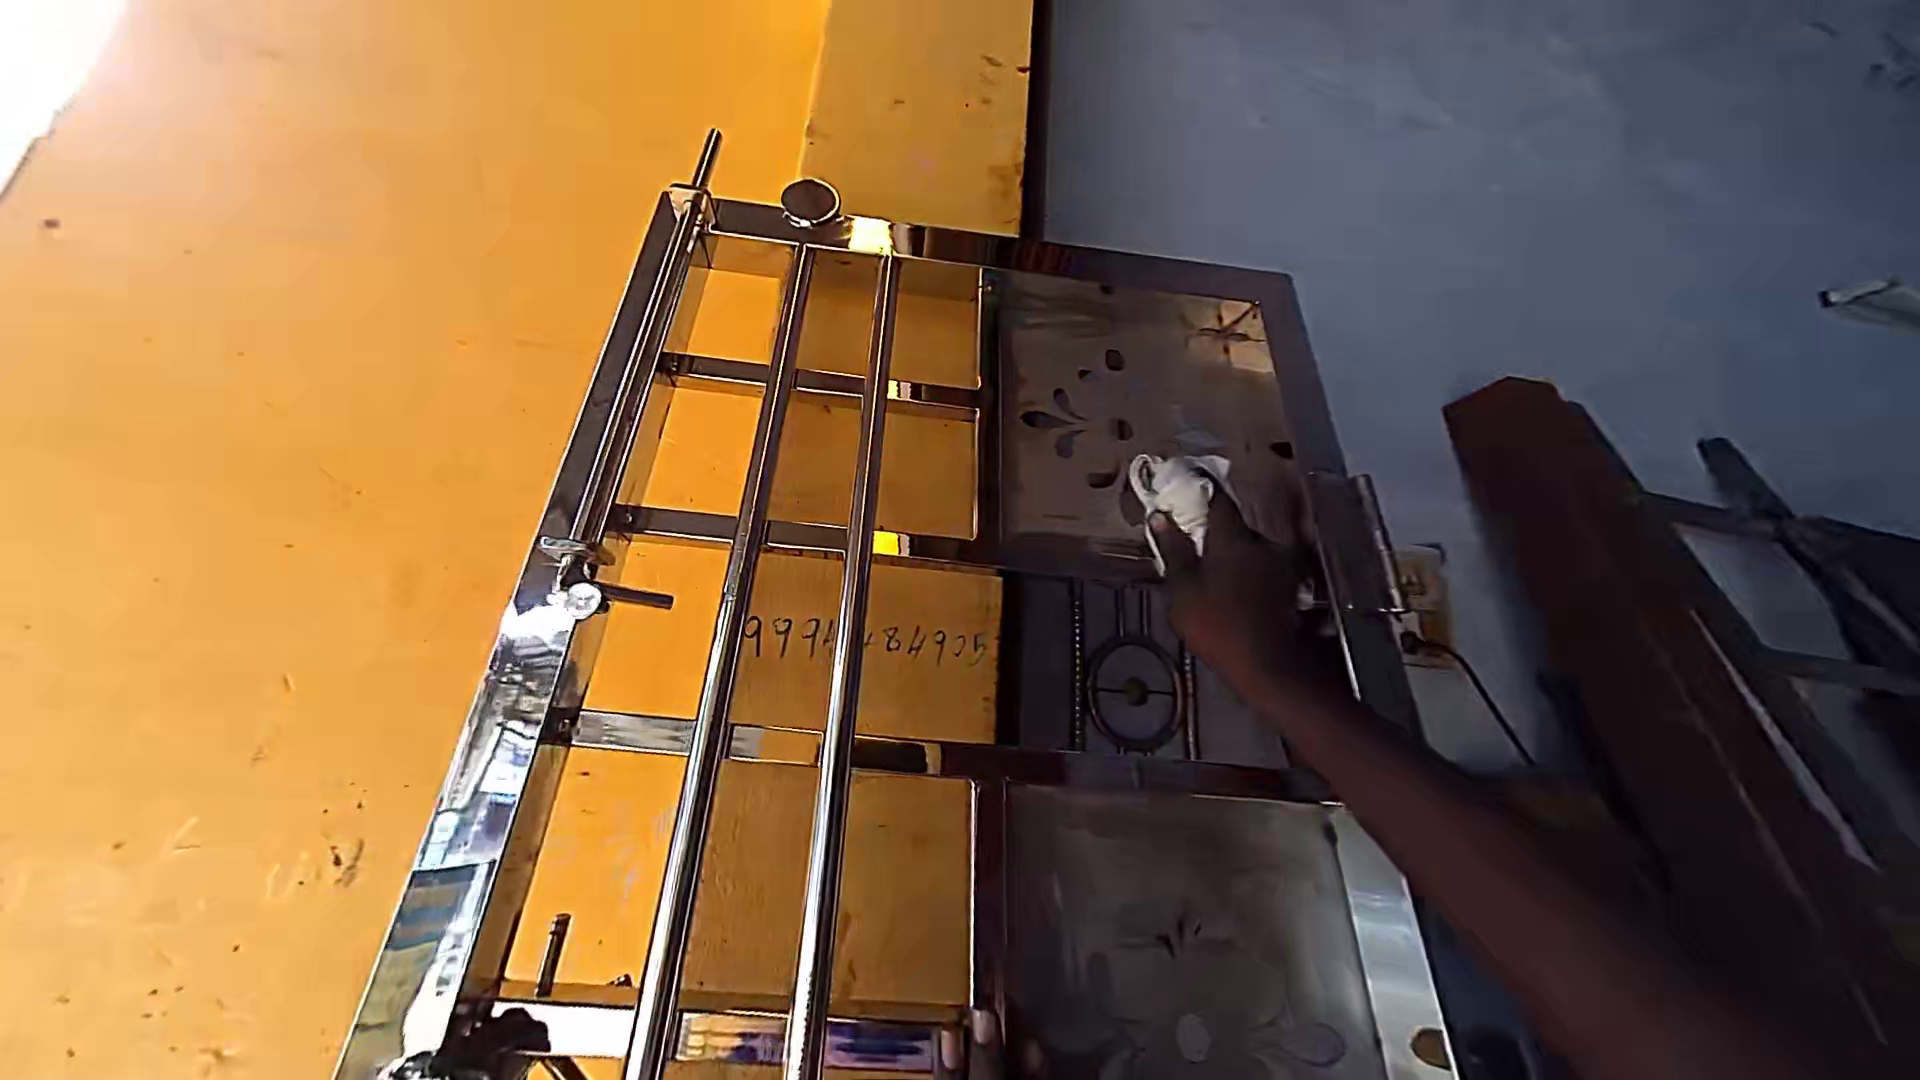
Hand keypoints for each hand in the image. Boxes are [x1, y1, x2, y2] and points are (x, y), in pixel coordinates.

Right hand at [1150, 496, 1319, 691]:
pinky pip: (1260, 567)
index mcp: (1232, 539)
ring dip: (1231, 554)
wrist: (1268, 665)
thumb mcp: (1183, 589)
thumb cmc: (1217, 624)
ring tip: (1212, 576)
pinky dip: (1245, 571)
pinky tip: (1233, 591)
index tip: (1187, 483)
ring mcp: (1280, 564)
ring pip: (1248, 548)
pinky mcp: (1289, 585)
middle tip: (1193, 543)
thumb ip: (1174, 551)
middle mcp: (1261, 543)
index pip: (1218, 499)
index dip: (1202, 487)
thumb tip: (1160, 517)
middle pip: (1234, 526)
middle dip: (1215, 531)